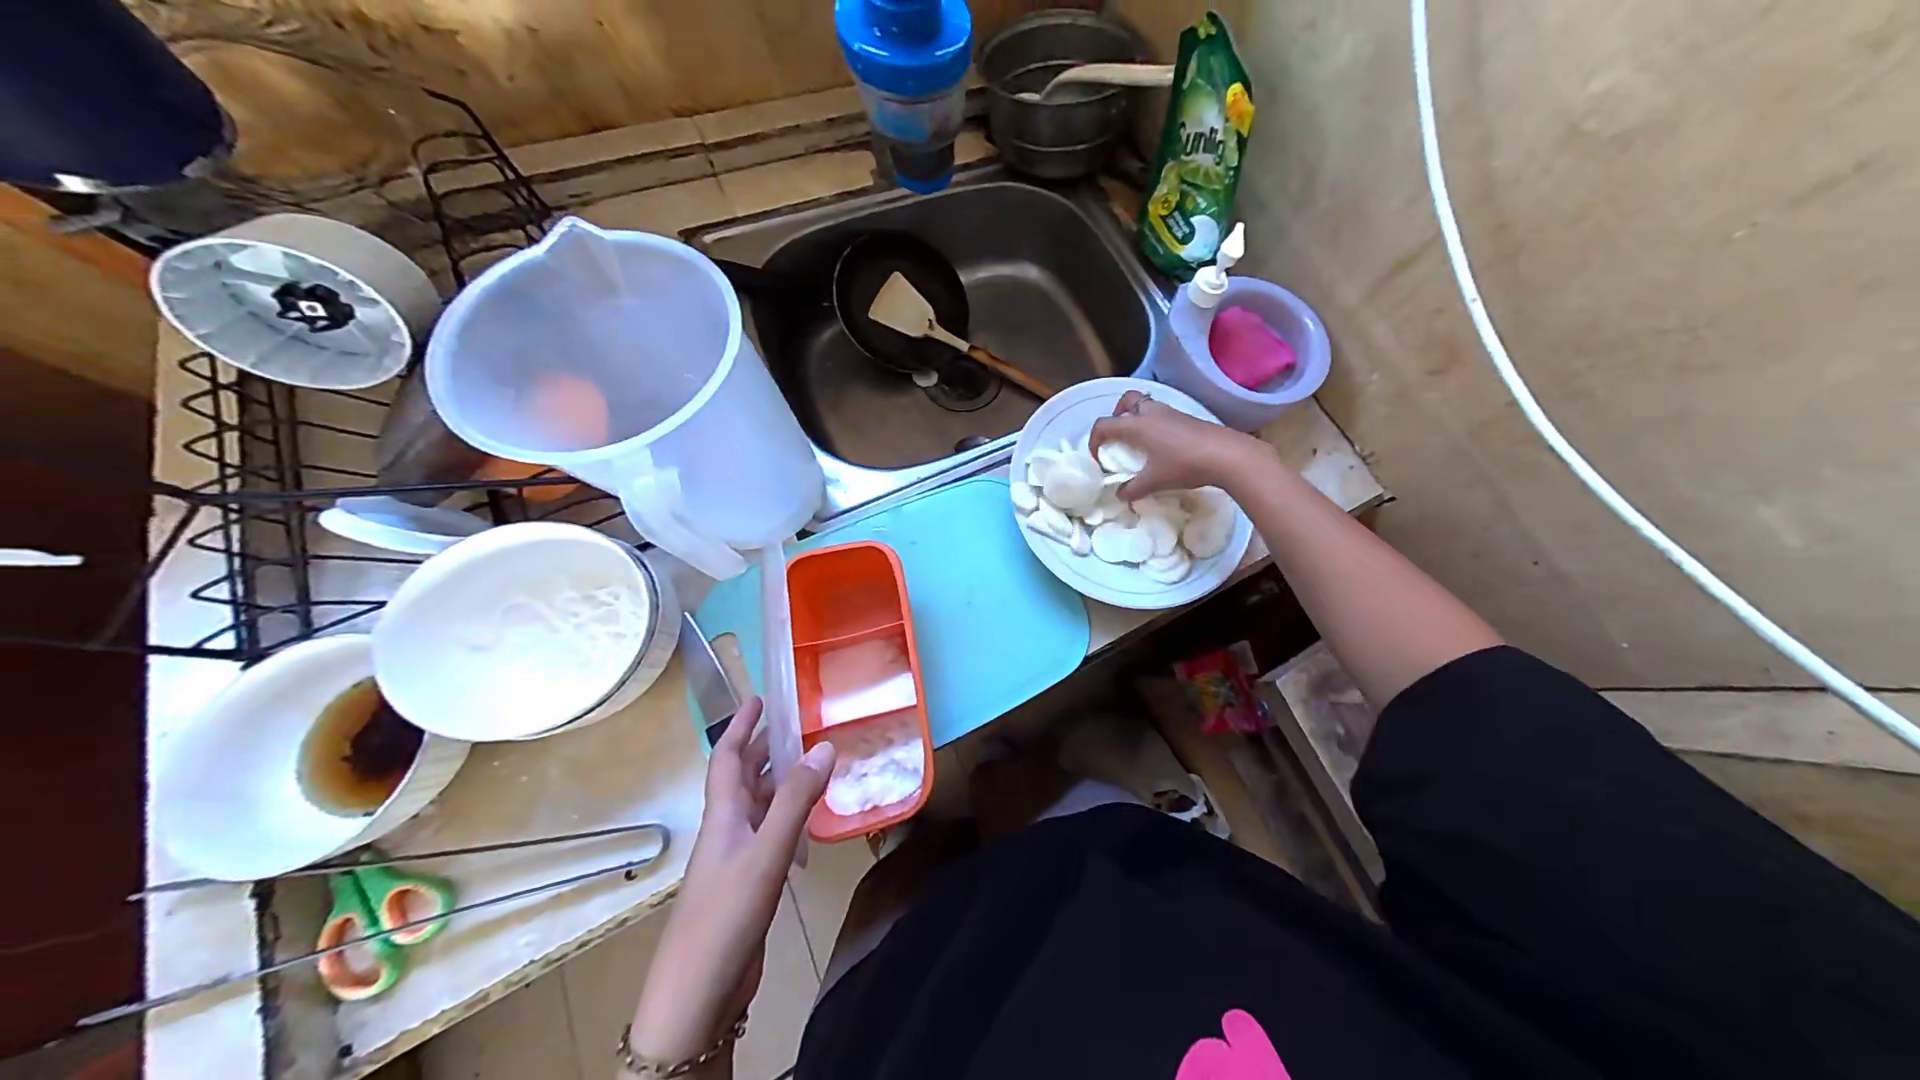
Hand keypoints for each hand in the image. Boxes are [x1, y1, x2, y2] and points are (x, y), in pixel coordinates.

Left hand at [628, 698, 835, 1064]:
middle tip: (796, 724)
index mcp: (723, 814)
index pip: (728, 756)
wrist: (699, 991)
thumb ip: (796, 800)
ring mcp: (737, 857)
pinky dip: (790, 816)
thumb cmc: (727, 913)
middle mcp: (728, 828)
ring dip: (781, 780)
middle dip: (764, 747)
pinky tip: (811, 819)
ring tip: (812, 762)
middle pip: (744, 777)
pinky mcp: (750, 882)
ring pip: (760, 805)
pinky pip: (771, 834)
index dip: (741, 725)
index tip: (759, 697)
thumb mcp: (766, 851)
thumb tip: (824, 746)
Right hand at [1089, 390, 1274, 500]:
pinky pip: (1163, 415)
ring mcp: (1172, 413)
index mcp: (1137, 425)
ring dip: (1137, 419)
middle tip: (1117, 434)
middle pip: (1127, 400)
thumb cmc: (1184, 465)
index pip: (1104, 425)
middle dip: (1117, 414)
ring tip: (1139, 443)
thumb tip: (1121, 495)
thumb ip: (1133, 488)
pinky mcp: (1187, 419)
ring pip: (1146, 406)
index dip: (1094, 441)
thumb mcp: (1154, 481)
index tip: (1098, 458)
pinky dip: (1155, 425)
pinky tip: (1162, 447)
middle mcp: (1151, 413)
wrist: (1227, 455)